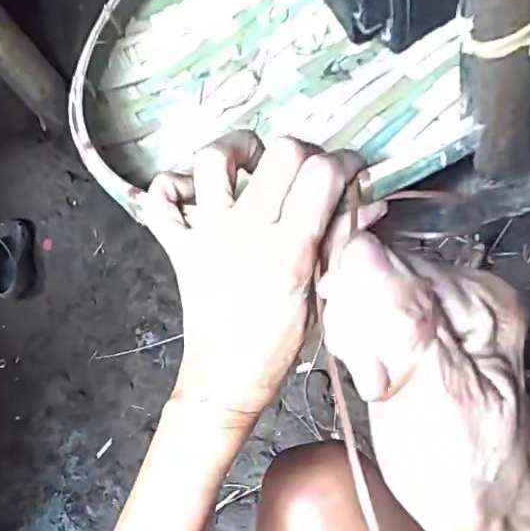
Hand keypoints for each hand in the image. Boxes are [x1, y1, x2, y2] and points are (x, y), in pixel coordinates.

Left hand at [133, 132, 385, 421]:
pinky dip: (175, 184)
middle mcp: (247, 232)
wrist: (225, 380)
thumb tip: (368, 206)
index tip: (353, 170)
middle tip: (313, 173)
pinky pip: (161, 198)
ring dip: (240, 150)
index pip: (323, 175)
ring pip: (215, 159)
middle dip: (307, 152)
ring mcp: (208, 235)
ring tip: (254, 164)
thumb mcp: (321, 300)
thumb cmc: (275, 350)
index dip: (346, 162)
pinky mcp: (180, 245)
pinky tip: (198, 192)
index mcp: (289, 251)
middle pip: (282, 153)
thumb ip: (340, 247)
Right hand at [318, 232, 529, 530]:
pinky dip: (360, 349)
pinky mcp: (418, 332)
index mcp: (482, 302)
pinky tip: (378, 380)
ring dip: (358, 344)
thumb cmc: (464, 469)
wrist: (475, 507)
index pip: (390, 264)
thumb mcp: (436, 398)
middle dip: (362, 331)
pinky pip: (367, 317)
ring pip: (364, 295)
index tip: (374, 371)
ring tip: (382, 390)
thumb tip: (364, 255)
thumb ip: (403, 324)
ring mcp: (441, 313)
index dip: (364, 310)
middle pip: (376, 275)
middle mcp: (465, 296)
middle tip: (380, 388)